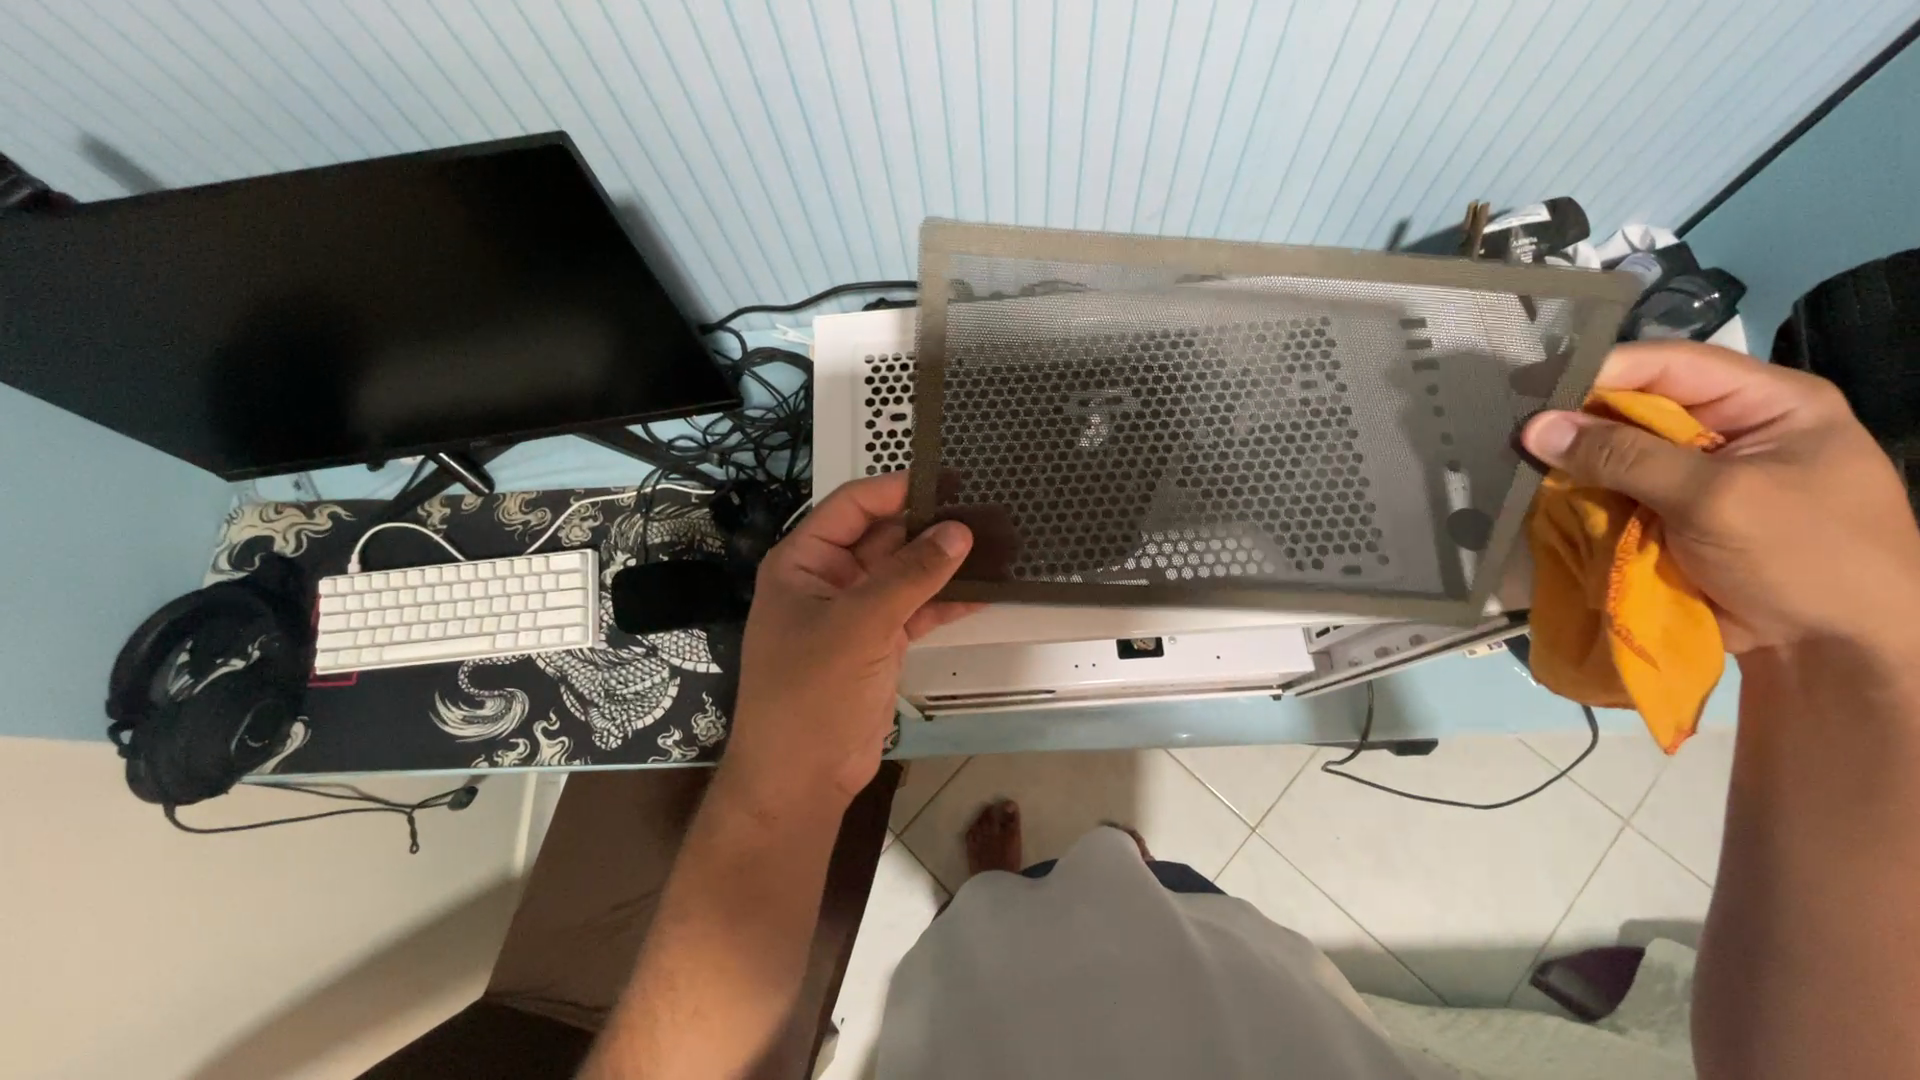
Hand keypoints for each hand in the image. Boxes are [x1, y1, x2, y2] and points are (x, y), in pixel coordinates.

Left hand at [721, 473, 980, 811]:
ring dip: (942, 564)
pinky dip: (945, 602)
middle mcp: (828, 580)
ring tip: (993, 544)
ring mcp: (855, 614)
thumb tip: (958, 531)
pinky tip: (984, 591)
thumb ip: (910, 575)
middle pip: (883, 537)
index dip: (897, 489)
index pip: (853, 506)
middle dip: (928, 527)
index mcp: (804, 561)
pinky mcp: (878, 644)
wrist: (801, 777)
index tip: (947, 480)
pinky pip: (915, 610)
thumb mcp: (858, 624)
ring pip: (904, 575)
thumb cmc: (810, 692)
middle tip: (983, 510)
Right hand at [1521, 341, 1919, 653]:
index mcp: (1767, 404)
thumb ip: (1624, 458)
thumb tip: (1534, 428)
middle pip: (1632, 410)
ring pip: (1612, 457)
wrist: (1834, 653)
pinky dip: (1573, 502)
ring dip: (1566, 467)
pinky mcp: (1666, 520)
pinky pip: (1609, 499)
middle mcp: (1726, 432)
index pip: (1670, 366)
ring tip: (1505, 464)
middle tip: (1505, 430)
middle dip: (1573, 422)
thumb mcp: (1718, 498)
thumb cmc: (1806, 557)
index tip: (1530, 387)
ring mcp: (1693, 479)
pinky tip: (1531, 499)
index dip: (1600, 371)